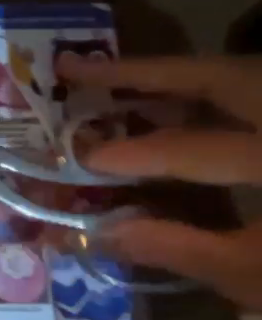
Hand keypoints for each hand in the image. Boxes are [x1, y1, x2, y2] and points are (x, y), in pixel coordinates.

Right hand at [58, 54, 261, 308]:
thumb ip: (184, 249)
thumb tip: (103, 230)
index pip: (195, 146)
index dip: (132, 154)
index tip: (79, 160)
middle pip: (231, 79)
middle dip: (149, 74)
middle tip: (76, 70)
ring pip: (255, 81)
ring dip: (187, 81)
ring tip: (125, 83)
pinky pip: (258, 105)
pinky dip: (226, 99)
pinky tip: (190, 110)